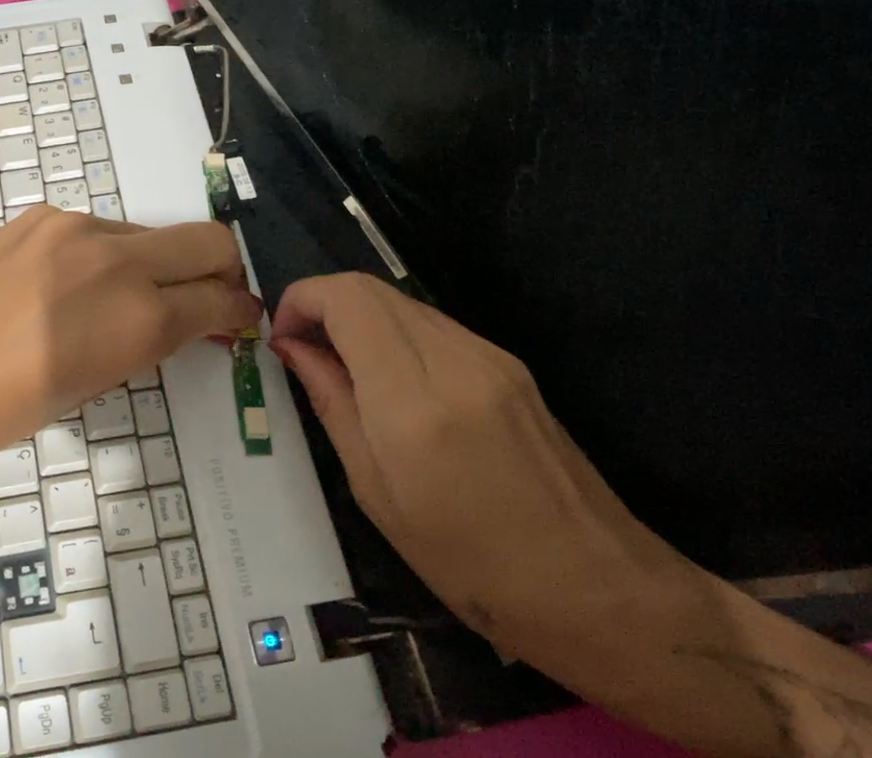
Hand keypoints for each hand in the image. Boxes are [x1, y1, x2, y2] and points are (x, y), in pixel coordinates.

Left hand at [0, 207, 261, 475]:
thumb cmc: (5, 410)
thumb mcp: (95, 384)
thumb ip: (147, 342)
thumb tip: (181, 320)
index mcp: (139, 319)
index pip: (219, 298)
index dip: (237, 309)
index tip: (239, 315)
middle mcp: (117, 261)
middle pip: (206, 241)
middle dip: (219, 269)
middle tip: (206, 296)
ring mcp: (72, 229)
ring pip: (144, 233)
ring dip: (151, 263)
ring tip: (114, 302)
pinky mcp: (36, 218)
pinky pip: (92, 230)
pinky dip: (101, 254)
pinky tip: (64, 288)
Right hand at [270, 273, 690, 649]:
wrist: (590, 584)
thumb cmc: (464, 559)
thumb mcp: (374, 489)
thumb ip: (330, 401)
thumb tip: (291, 347)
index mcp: (412, 401)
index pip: (347, 298)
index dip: (301, 300)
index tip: (282, 338)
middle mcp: (454, 360)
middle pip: (372, 287)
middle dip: (323, 303)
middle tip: (301, 350)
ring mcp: (489, 356)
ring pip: (403, 302)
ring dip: (359, 317)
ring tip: (340, 368)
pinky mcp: (510, 364)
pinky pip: (434, 326)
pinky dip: (395, 334)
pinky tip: (388, 379)